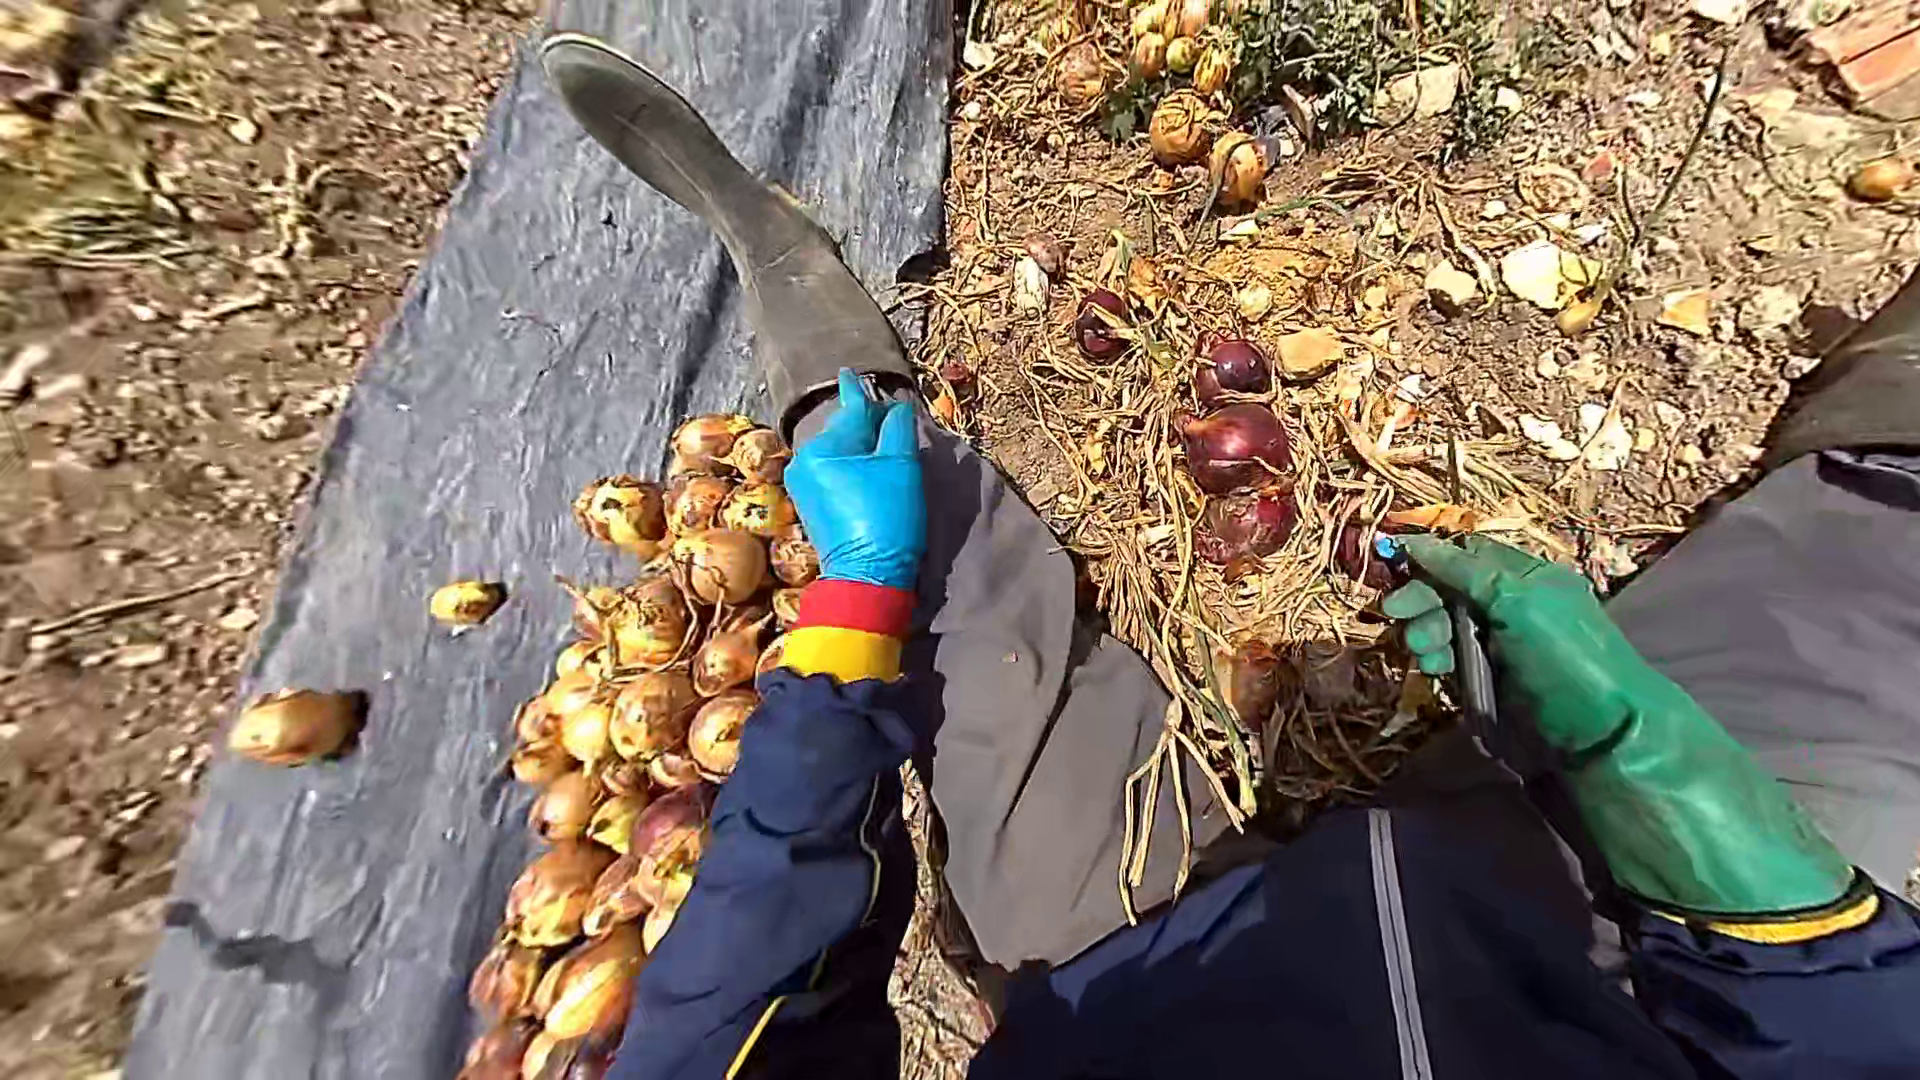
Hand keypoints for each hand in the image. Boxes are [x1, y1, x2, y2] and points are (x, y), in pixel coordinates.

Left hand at [784, 370, 925, 589]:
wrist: (868, 577)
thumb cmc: (887, 519)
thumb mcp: (900, 467)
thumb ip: (898, 428)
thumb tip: (895, 406)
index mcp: (823, 448)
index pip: (851, 411)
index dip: (859, 391)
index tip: (851, 371)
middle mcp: (805, 461)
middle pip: (844, 432)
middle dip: (868, 426)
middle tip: (894, 424)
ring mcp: (804, 485)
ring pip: (839, 453)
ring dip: (862, 448)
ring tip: (885, 451)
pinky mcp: (810, 504)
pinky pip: (833, 472)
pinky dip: (852, 467)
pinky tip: (870, 472)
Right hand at [1382, 535, 1851, 914]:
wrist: (1597, 739)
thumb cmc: (1562, 658)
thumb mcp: (1517, 602)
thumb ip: (1462, 568)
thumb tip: (1405, 540)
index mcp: (1526, 578)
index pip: (1462, 554)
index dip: (1425, 558)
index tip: (1390, 565)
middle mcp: (1509, 603)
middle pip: (1443, 587)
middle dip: (1418, 600)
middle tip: (1396, 616)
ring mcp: (1495, 639)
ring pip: (1438, 620)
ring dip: (1421, 632)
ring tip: (1424, 653)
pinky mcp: (1483, 671)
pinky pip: (1443, 652)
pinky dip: (1432, 656)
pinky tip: (1432, 668)